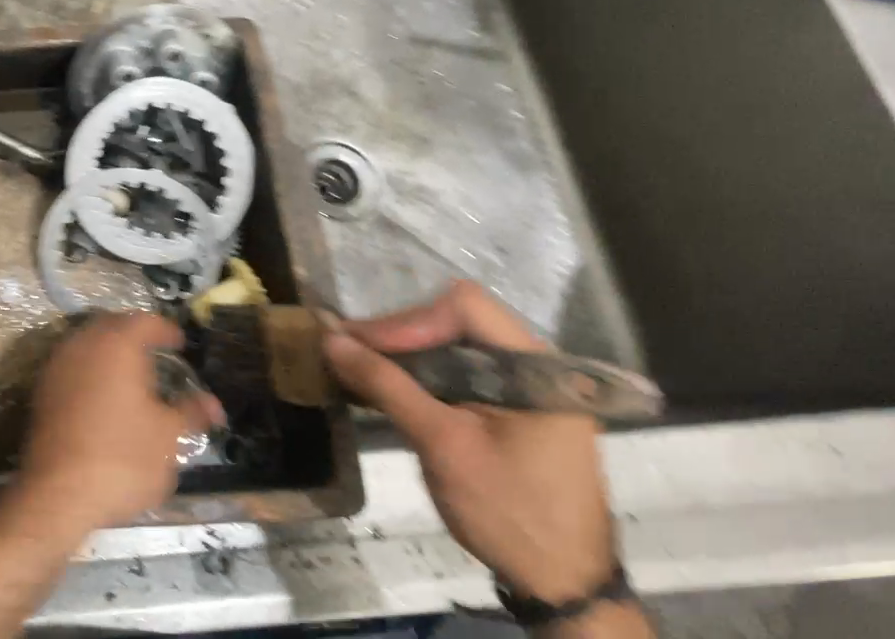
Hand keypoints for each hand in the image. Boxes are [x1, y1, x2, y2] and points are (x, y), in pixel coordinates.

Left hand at [17, 313, 223, 530]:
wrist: (59, 492)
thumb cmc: (123, 459)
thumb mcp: (169, 438)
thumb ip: (191, 413)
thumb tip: (213, 404)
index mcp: (117, 345)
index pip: (144, 321)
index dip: (165, 330)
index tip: (180, 343)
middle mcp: (83, 344)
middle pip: (112, 325)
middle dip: (134, 334)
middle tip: (156, 352)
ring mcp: (57, 365)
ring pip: (87, 343)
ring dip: (109, 350)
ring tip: (132, 372)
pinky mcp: (42, 389)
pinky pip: (72, 365)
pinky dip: (90, 369)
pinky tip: (104, 393)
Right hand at [322, 280, 616, 601]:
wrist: (563, 586)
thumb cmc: (508, 512)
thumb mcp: (442, 445)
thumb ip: (387, 386)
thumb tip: (330, 340)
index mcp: (538, 368)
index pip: (464, 308)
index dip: (407, 321)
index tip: (361, 346)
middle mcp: (538, 368)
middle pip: (457, 322)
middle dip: (399, 336)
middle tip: (348, 354)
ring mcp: (529, 391)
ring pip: (455, 347)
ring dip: (405, 357)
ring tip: (358, 369)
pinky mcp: (515, 412)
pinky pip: (463, 375)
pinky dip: (422, 378)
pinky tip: (386, 390)